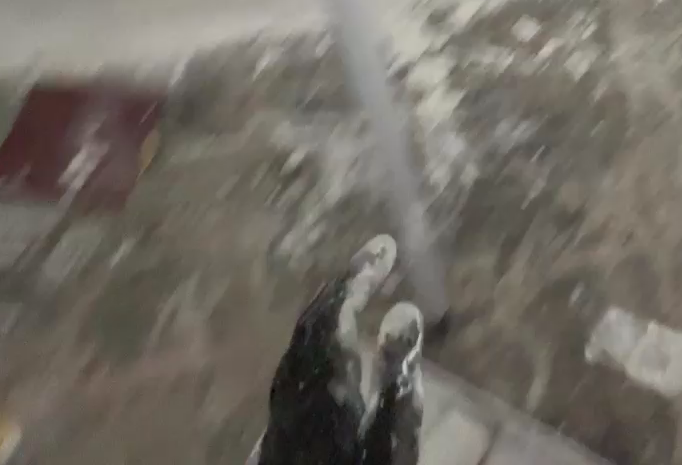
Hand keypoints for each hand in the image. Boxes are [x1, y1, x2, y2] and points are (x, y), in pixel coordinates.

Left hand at [256, 235, 424, 464]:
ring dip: (329, 308)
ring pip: (300, 344)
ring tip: (359, 290)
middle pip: (312, 321)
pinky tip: (334, 348)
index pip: (336, 310)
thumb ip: (398, 372)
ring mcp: (282, 414)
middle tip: (378, 258)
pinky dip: (321, 337)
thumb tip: (402, 309)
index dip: (360, 274)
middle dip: (345, 283)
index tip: (387, 245)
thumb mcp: (395, 436)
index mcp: (325, 384)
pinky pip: (298, 364)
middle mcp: (296, 389)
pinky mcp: (279, 435)